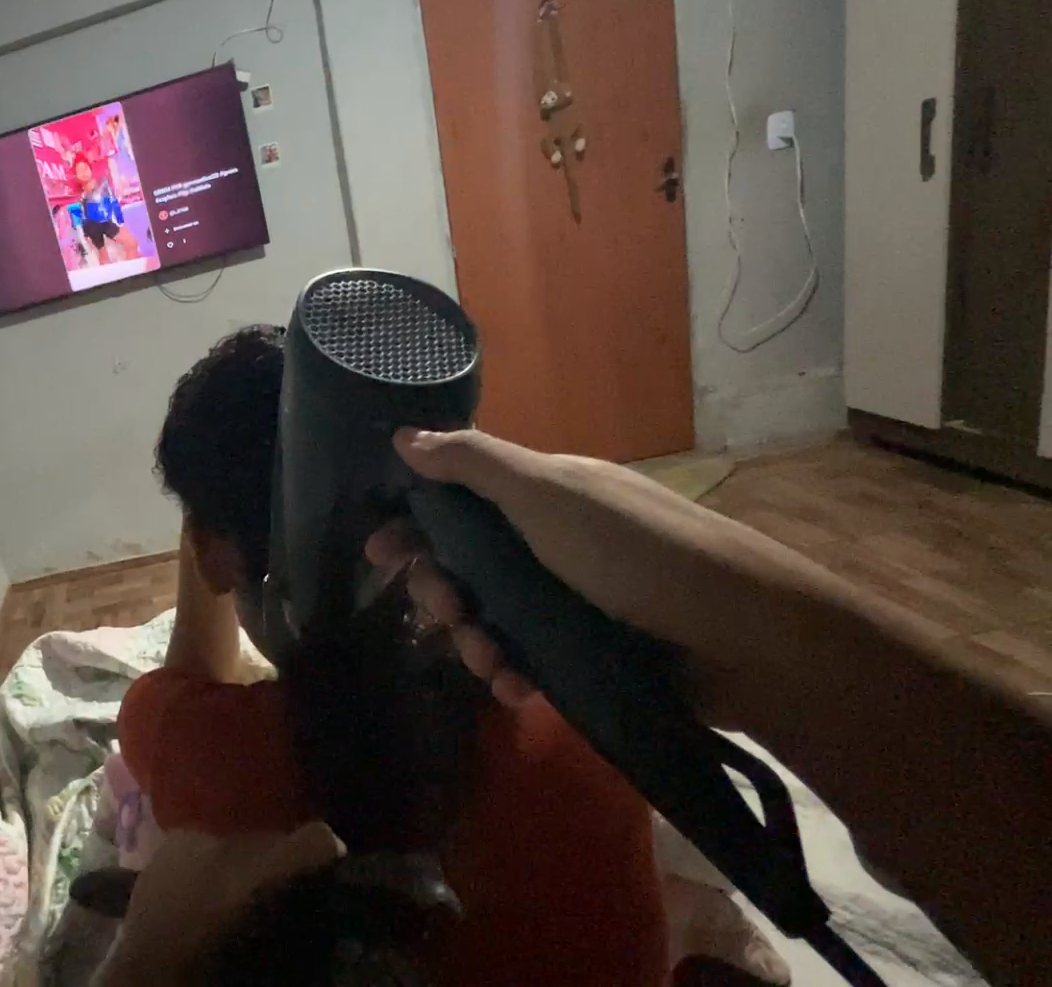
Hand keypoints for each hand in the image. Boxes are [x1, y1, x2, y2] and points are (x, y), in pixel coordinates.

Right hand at [380, 428, 854, 730]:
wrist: (747, 640)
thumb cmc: (636, 551)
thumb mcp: (549, 494)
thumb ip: (473, 464)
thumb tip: (404, 437)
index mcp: (537, 499)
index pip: (455, 503)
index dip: (413, 524)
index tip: (379, 553)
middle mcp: (545, 545)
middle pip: (463, 564)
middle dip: (439, 589)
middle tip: (442, 611)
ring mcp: (565, 600)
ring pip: (486, 616)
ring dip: (471, 639)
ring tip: (485, 661)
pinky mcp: (583, 652)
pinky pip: (522, 658)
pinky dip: (508, 672)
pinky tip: (511, 687)